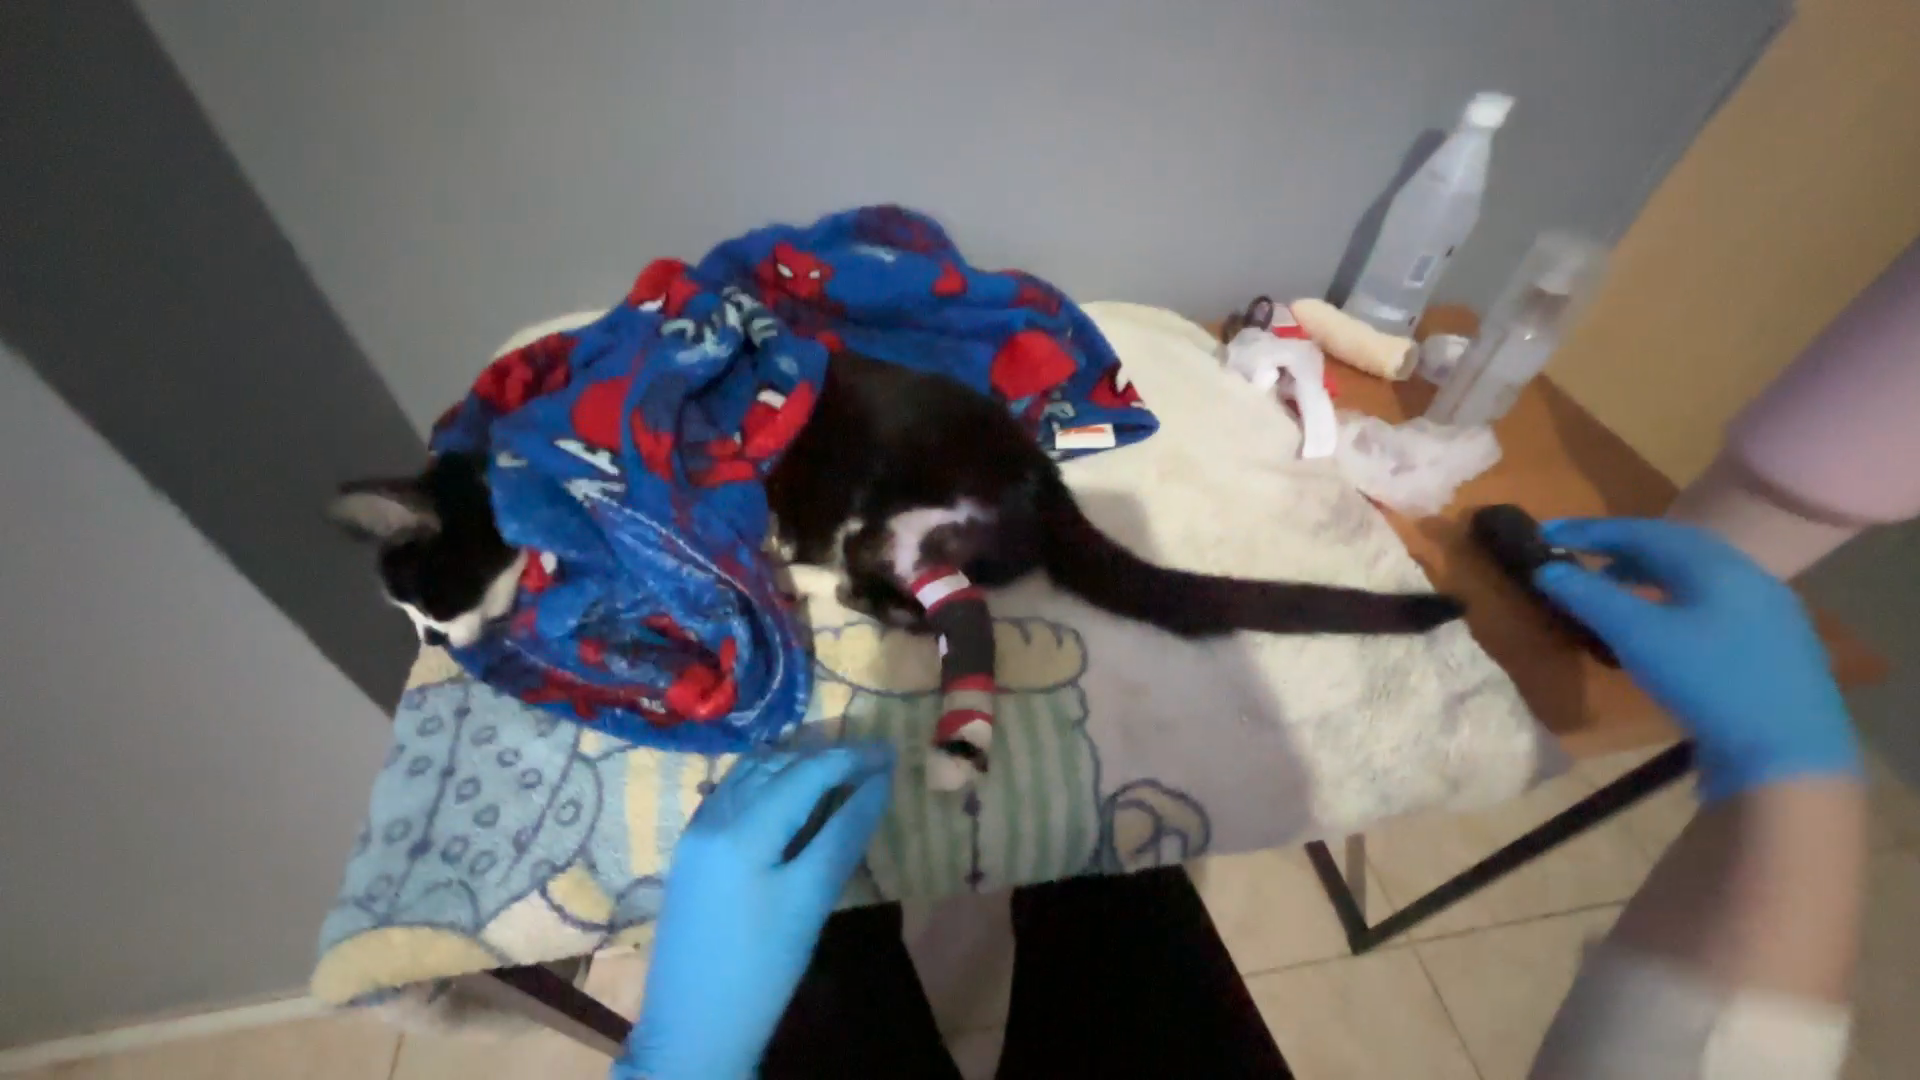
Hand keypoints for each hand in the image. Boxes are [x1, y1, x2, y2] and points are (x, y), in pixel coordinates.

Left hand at [618, 742, 895, 1079]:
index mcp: (744, 828)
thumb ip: (847, 831)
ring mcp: (697, 829)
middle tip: (871, 763)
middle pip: (779, 764)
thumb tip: (881, 781)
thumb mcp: (812, 898)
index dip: (853, 757)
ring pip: (752, 772)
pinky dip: (767, 781)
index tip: (891, 751)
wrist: (692, 1030)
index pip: (808, 771)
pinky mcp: (691, 846)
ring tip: (837, 774)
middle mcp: (715, 814)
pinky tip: (791, 796)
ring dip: (796, 765)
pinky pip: (732, 791)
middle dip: (828, 757)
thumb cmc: (763, 968)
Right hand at [1532, 518, 1859, 801]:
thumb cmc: (1704, 680)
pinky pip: (1704, 599)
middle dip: (1616, 545)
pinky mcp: (1766, 642)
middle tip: (1571, 552)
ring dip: (1639, 571)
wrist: (1783, 752)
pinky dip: (1663, 595)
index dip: (1588, 529)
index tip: (1543, 531)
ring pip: (1690, 574)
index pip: (1643, 532)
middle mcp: (1747, 577)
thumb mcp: (1633, 634)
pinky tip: (1647, 619)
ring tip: (1602, 585)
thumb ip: (1586, 595)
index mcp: (1717, 567)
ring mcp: (1764, 611)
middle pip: (1672, 546)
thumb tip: (1545, 569)